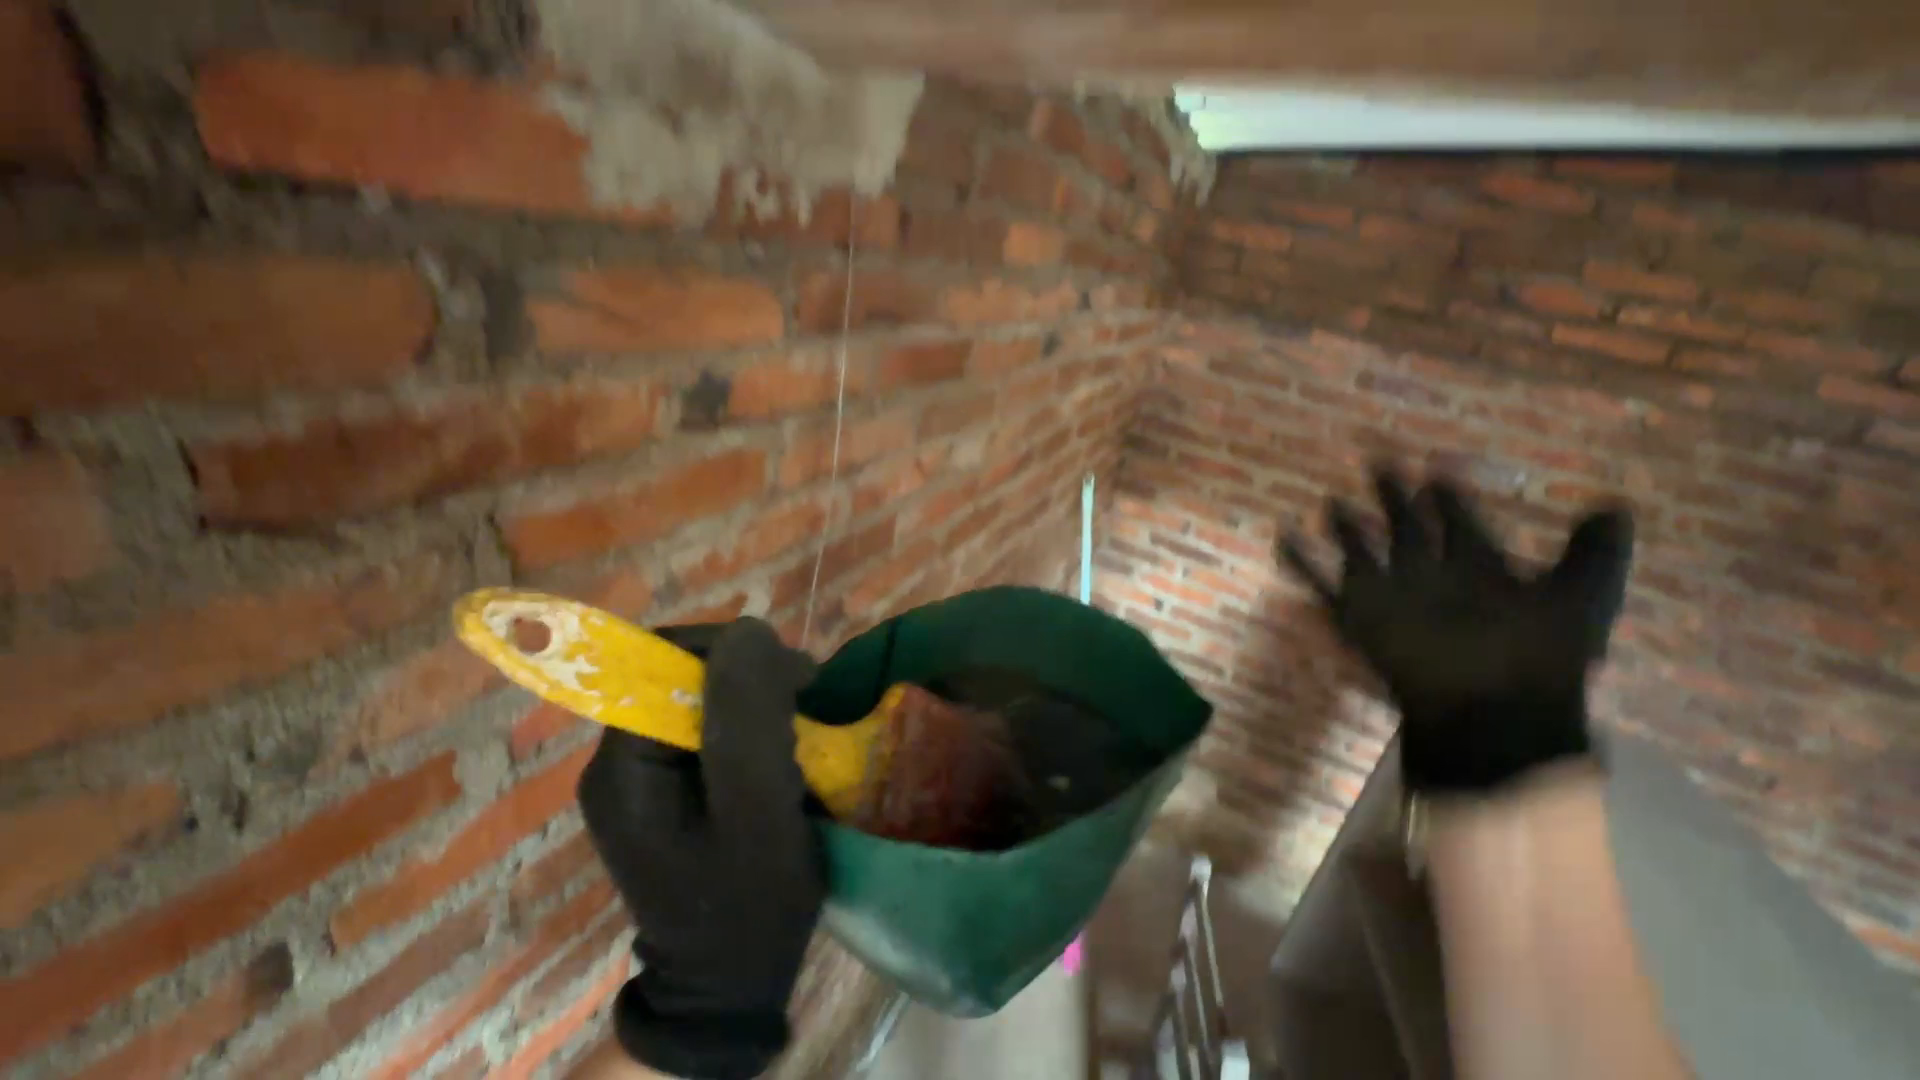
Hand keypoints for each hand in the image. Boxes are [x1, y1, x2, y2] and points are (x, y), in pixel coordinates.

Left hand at [576, 618, 823, 1079]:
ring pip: (705, 698)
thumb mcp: (757, 811)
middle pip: (685, 674)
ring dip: (761, 702)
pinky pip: (714, 731)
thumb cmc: (747, 906)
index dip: (731, 655)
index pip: (663, 660)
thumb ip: (748, 718)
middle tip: (807, 706)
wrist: (731, 985)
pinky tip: (787, 755)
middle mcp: (623, 761)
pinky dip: (758, 729)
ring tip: (804, 735)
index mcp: (624, 763)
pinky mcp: (673, 790)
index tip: (792, 680)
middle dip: (752, 678)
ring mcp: (646, 777)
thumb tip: (749, 629)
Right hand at [1280, 469, 1633, 794]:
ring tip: (1332, 501)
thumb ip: (1593, 552)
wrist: (1492, 721)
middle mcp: (1433, 578)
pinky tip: (1283, 535)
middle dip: (1395, 498)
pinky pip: (1321, 584)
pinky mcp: (1361, 618)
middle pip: (1408, 529)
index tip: (1438, 466)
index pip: (1459, 521)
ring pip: (1364, 552)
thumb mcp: (1581, 597)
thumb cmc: (1539, 657)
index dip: (1450, 494)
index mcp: (1480, 568)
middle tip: (1380, 463)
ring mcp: (1394, 597)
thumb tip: (1616, 505)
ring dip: (1348, 527)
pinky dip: (1300, 561)